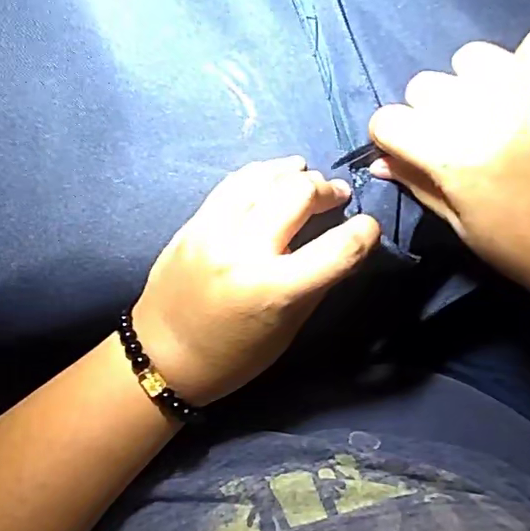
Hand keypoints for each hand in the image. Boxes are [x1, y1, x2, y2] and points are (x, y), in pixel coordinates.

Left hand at [131, 156, 380, 404]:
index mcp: (273, 289)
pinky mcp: (194, 223)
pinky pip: (234, 182)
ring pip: (265, 176)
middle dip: (327, 190)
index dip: (365, 232)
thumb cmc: (235, 356)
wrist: (162, 357)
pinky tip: (276, 176)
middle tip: (337, 197)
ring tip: (308, 179)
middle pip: (300, 193)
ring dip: (295, 174)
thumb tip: (346, 243)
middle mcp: (243, 250)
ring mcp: (213, 231)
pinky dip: (263, 173)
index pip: (339, 247)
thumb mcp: (289, 328)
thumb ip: (320, 280)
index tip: (367, 229)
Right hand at [367, 29, 529, 324]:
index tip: (415, 153)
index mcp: (452, 155)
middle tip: (466, 142)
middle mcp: (484, 109)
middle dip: (434, 114)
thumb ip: (421, 184)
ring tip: (504, 114)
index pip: (388, 120)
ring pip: (472, 57)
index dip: (395, 140)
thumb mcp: (467, 229)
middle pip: (425, 86)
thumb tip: (383, 161)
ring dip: (477, 85)